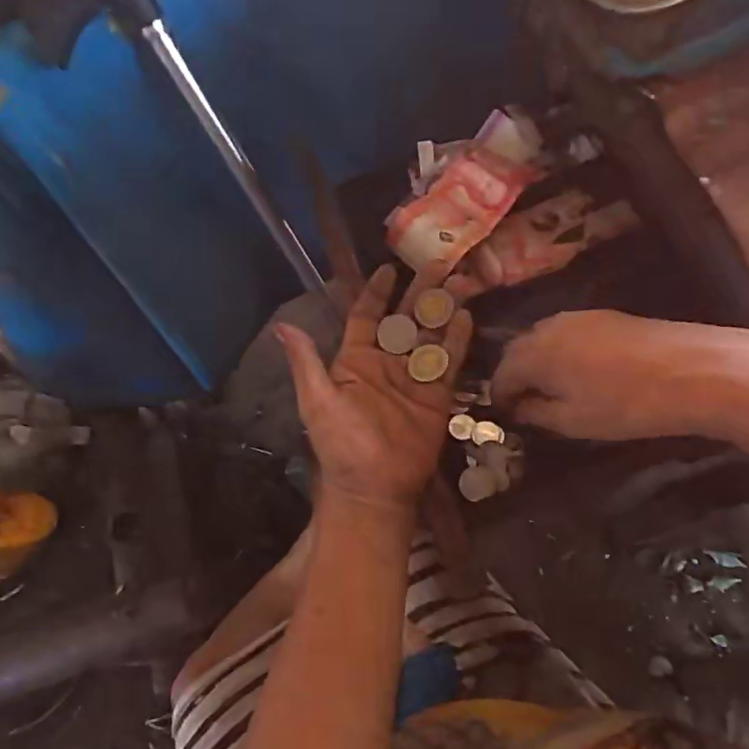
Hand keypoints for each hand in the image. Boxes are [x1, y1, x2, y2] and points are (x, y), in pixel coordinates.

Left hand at [275, 265, 472, 508]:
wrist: (374, 486)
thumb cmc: (341, 443)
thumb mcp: (317, 400)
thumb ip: (307, 362)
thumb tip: (283, 326)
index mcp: (355, 360)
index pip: (366, 316)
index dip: (376, 292)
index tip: (389, 268)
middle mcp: (386, 364)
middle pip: (405, 319)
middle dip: (419, 291)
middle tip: (437, 262)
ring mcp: (412, 379)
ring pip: (429, 335)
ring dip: (442, 309)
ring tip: (459, 281)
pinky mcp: (436, 396)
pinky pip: (447, 362)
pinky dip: (456, 340)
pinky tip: (464, 317)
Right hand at [492, 310, 748, 441]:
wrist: (700, 372)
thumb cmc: (628, 405)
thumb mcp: (574, 421)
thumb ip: (537, 413)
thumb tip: (518, 408)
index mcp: (535, 352)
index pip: (501, 373)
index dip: (500, 397)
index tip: (507, 416)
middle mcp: (550, 326)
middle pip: (517, 349)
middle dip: (515, 374)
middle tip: (525, 402)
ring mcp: (581, 317)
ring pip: (543, 337)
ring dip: (538, 360)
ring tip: (553, 387)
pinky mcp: (608, 316)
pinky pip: (568, 333)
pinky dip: (562, 351)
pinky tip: (581, 371)